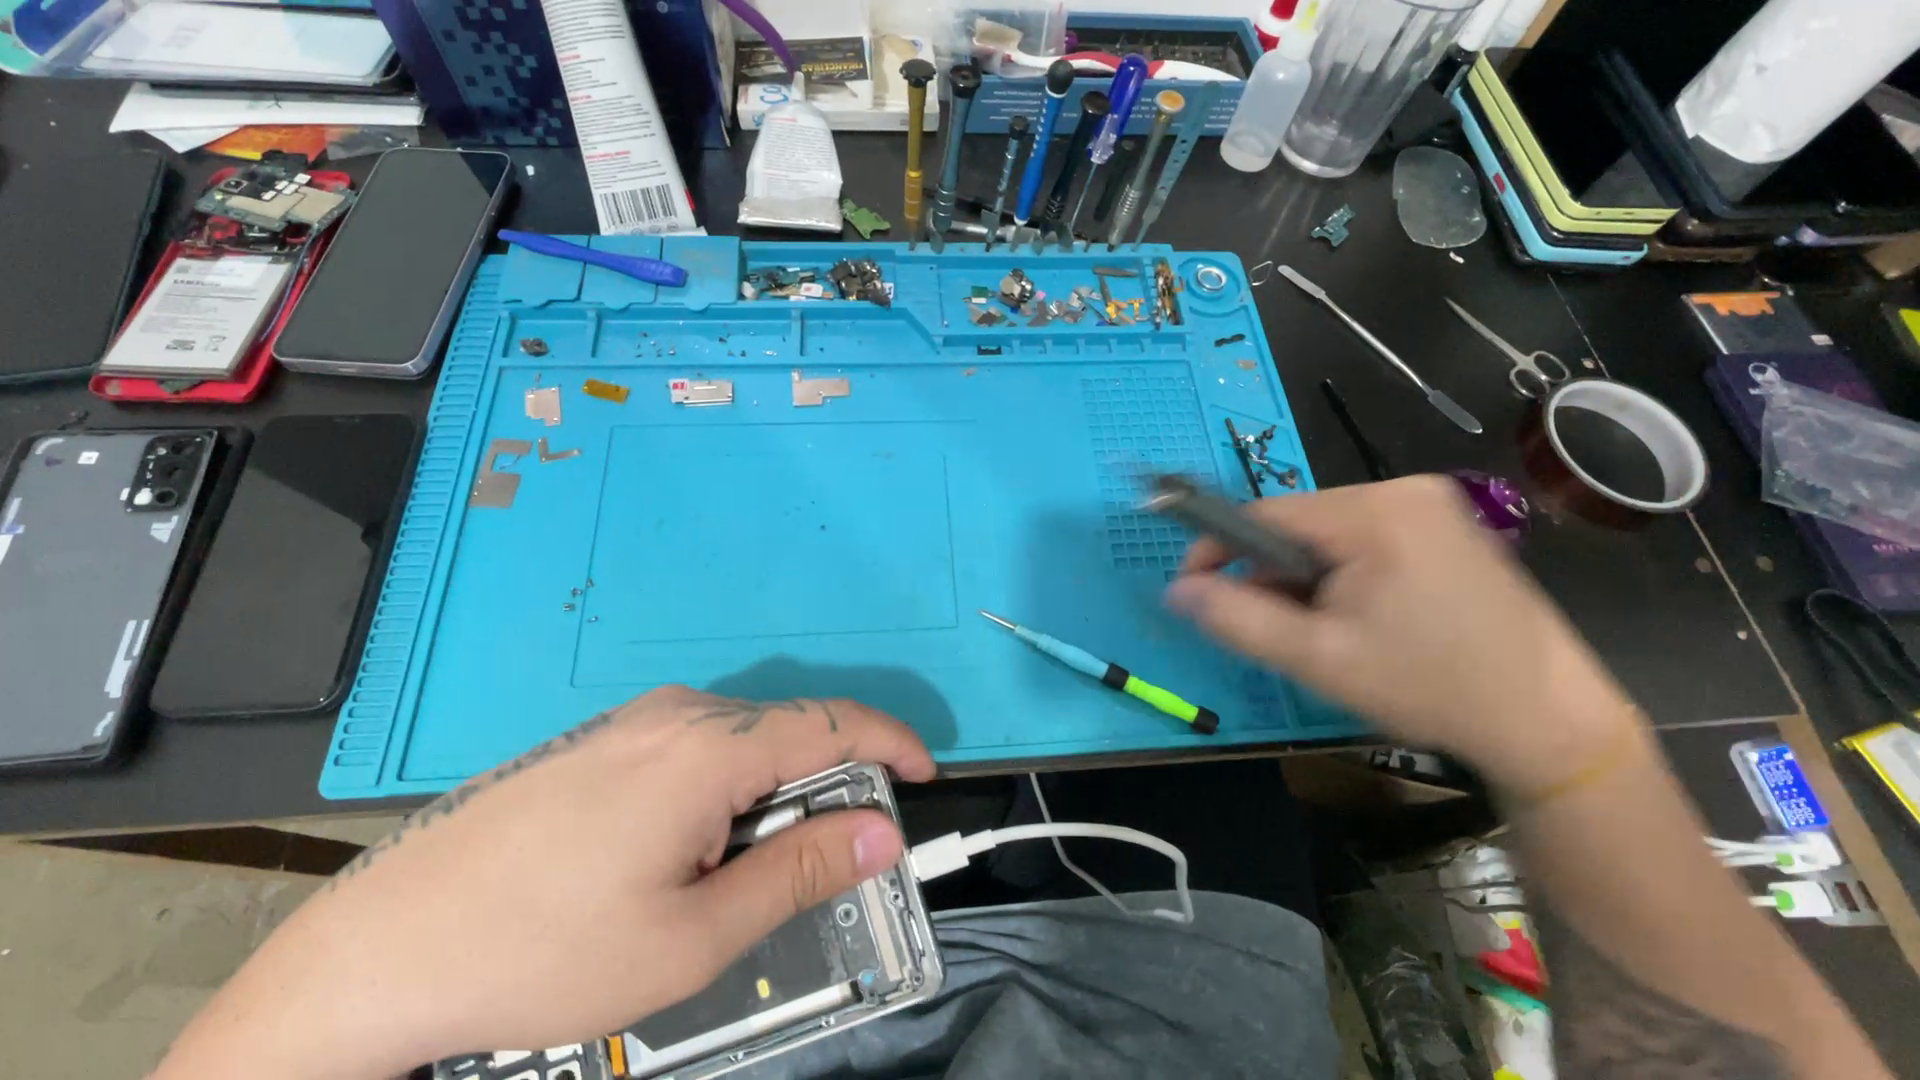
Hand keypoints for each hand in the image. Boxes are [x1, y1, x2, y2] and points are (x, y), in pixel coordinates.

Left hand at [154, 687, 935, 1079]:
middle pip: (788, 730)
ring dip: (776, 793)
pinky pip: (694, 748)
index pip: (833, 723)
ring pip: (742, 740)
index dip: (891, 745)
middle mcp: (674, 713)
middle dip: (833, 783)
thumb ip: (800, 874)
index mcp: (707, 748)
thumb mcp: (693, 937)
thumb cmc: (547, 953)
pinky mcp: (597, 743)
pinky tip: (693, 852)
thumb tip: (884, 832)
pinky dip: (728, 789)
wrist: (379, 954)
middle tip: (842, 858)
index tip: (924, 780)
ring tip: (759, 871)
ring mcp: (628, 723)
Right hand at [1166, 476, 1637, 784]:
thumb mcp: (1319, 659)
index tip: (1193, 591)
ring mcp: (1432, 505)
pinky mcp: (1447, 527)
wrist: (1546, 718)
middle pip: (1298, 523)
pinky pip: (1364, 540)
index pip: (1264, 513)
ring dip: (1305, 578)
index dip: (1217, 549)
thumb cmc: (1427, 686)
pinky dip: (1341, 574)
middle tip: (1271, 631)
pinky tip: (1358, 619)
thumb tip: (1175, 590)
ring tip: (1322, 634)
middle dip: (1269, 573)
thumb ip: (1238, 619)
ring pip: (1328, 534)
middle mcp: (1404, 491)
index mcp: (1374, 513)